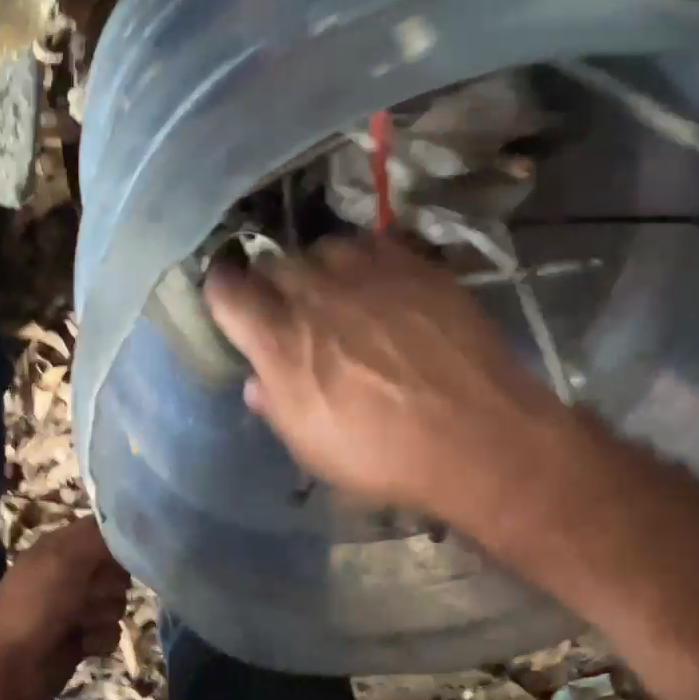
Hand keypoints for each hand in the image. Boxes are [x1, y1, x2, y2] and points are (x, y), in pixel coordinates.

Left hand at [0, 519, 130, 699]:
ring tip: (77, 623)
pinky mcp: (85, 636)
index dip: (117, 542)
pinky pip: (113, 631)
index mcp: (61, 546)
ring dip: (101, 614)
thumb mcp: (64, 559)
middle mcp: (71, 572)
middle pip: (118, 569)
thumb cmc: (34, 605)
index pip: (105, 530)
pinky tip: (81, 644)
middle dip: (109, 584)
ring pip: (119, 601)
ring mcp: (78, 606)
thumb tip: (132, 522)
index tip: (121, 555)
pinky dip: (99, 638)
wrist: (9, 668)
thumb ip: (99, 536)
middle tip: (85, 594)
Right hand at [203, 235, 565, 526]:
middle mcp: (316, 294)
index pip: (226, 290)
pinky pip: (376, 243)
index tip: (232, 304)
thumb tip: (256, 382)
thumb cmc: (384, 456)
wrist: (476, 438)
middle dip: (273, 284)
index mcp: (280, 340)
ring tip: (339, 292)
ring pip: (324, 247)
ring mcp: (369, 273)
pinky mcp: (416, 265)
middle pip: (274, 264)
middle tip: (290, 310)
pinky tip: (382, 283)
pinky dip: (368, 259)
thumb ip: (276, 406)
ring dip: (321, 267)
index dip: (223, 293)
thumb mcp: (311, 449)